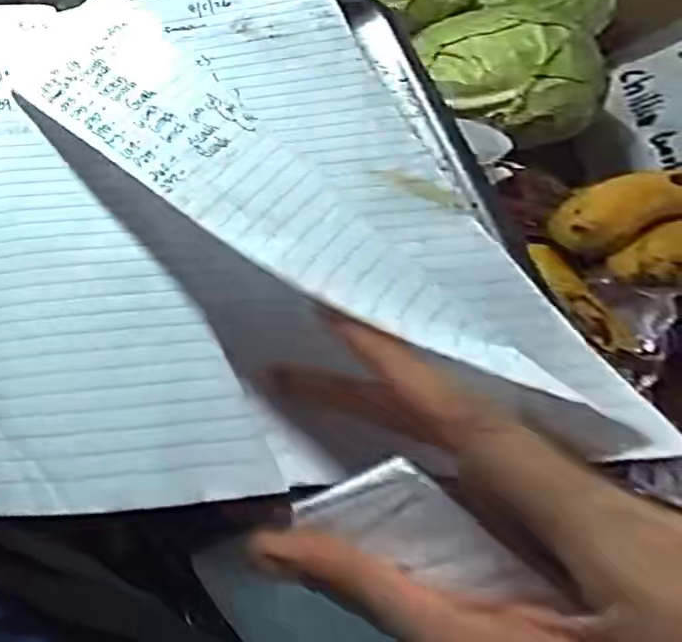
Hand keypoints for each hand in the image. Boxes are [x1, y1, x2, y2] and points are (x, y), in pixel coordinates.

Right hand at [248, 315, 681, 640]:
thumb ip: (387, 593)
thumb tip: (265, 544)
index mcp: (596, 522)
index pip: (468, 419)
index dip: (393, 362)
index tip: (330, 312)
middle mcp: (613, 506)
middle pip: (470, 429)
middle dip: (370, 399)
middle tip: (285, 377)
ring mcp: (633, 528)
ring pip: (497, 463)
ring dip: (410, 436)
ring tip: (332, 419)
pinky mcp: (640, 552)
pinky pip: (526, 493)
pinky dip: (455, 476)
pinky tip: (421, 488)